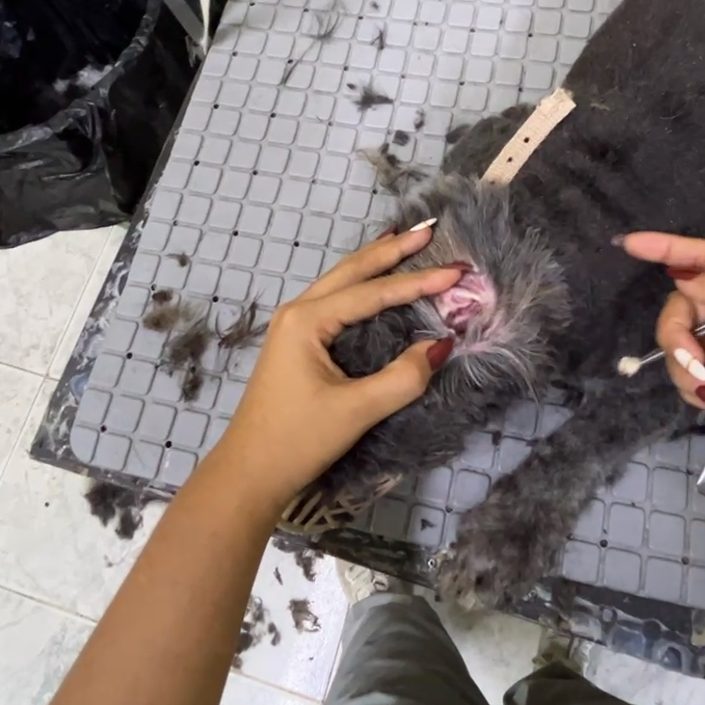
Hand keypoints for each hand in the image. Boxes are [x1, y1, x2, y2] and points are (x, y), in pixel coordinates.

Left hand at [205, 224, 463, 513]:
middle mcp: (298, 312)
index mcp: (308, 321)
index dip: (418, 282)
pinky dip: (361, 282)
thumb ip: (402, 378)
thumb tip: (441, 346)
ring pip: (342, 280)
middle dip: (393, 250)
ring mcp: (294, 325)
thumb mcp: (356, 411)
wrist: (247, 475)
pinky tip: (373, 278)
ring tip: (406, 242)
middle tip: (429, 230)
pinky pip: (336, 298)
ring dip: (375, 261)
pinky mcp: (297, 341)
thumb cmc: (297, 441)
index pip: (373, 293)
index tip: (457, 271)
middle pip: (352, 270)